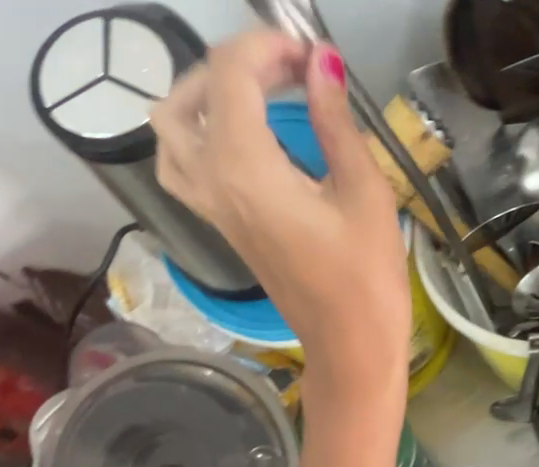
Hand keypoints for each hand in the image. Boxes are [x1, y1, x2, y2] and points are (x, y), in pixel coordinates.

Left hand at [152, 32, 409, 400]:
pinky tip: (240, 138)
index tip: (313, 54)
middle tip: (295, 72)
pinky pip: (180, 161)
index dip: (269, 48)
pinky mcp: (218, 222)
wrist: (350, 346)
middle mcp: (210, 177)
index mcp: (245, 166)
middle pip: (193, 90)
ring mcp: (207, 203)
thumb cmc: (367, 277)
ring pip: (171, 125)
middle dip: (240, 64)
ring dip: (205, 94)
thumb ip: (336, 122)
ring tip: (256, 96)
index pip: (232, 74)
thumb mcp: (364, 194)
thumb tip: (323, 63)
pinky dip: (198, 132)